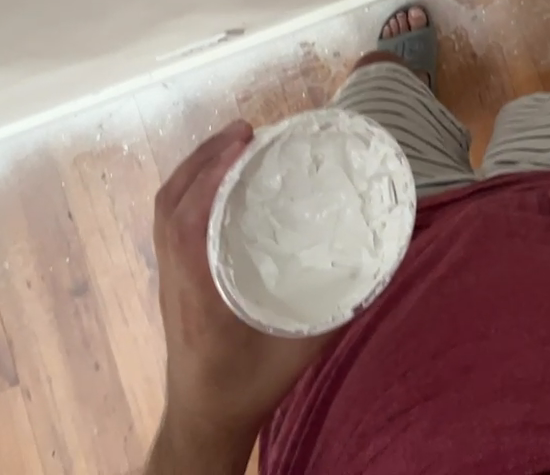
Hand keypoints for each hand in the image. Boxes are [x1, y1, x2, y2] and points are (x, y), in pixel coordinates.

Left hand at [150, 121, 334, 467]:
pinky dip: (190, 186)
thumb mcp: (304, 350)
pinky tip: (221, 177)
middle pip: (170, 205)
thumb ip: (342, 306)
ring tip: (234, 142)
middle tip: (247, 130)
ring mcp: (169, 276)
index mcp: (201, 297)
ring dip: (194, 167)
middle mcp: (176, 279)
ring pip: (165, 208)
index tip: (242, 145)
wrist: (204, 419)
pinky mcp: (171, 275)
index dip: (210, 178)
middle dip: (203, 158)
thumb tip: (384, 260)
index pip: (188, 226)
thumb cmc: (252, 387)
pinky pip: (169, 219)